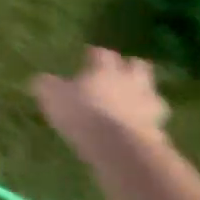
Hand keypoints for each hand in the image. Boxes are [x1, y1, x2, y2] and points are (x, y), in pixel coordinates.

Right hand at [31, 46, 169, 164]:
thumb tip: (41, 79)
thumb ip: (48, 85)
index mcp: (104, 69)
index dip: (95, 53)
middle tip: (118, 72)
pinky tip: (135, 126)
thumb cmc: (83, 113)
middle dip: (128, 67)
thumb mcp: (53, 97)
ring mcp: (148, 104)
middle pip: (137, 66)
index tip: (88, 55)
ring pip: (150, 91)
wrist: (120, 146)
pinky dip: (146, 119)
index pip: (102, 53)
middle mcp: (130, 80)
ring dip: (142, 93)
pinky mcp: (158, 128)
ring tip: (131, 101)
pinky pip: (153, 118)